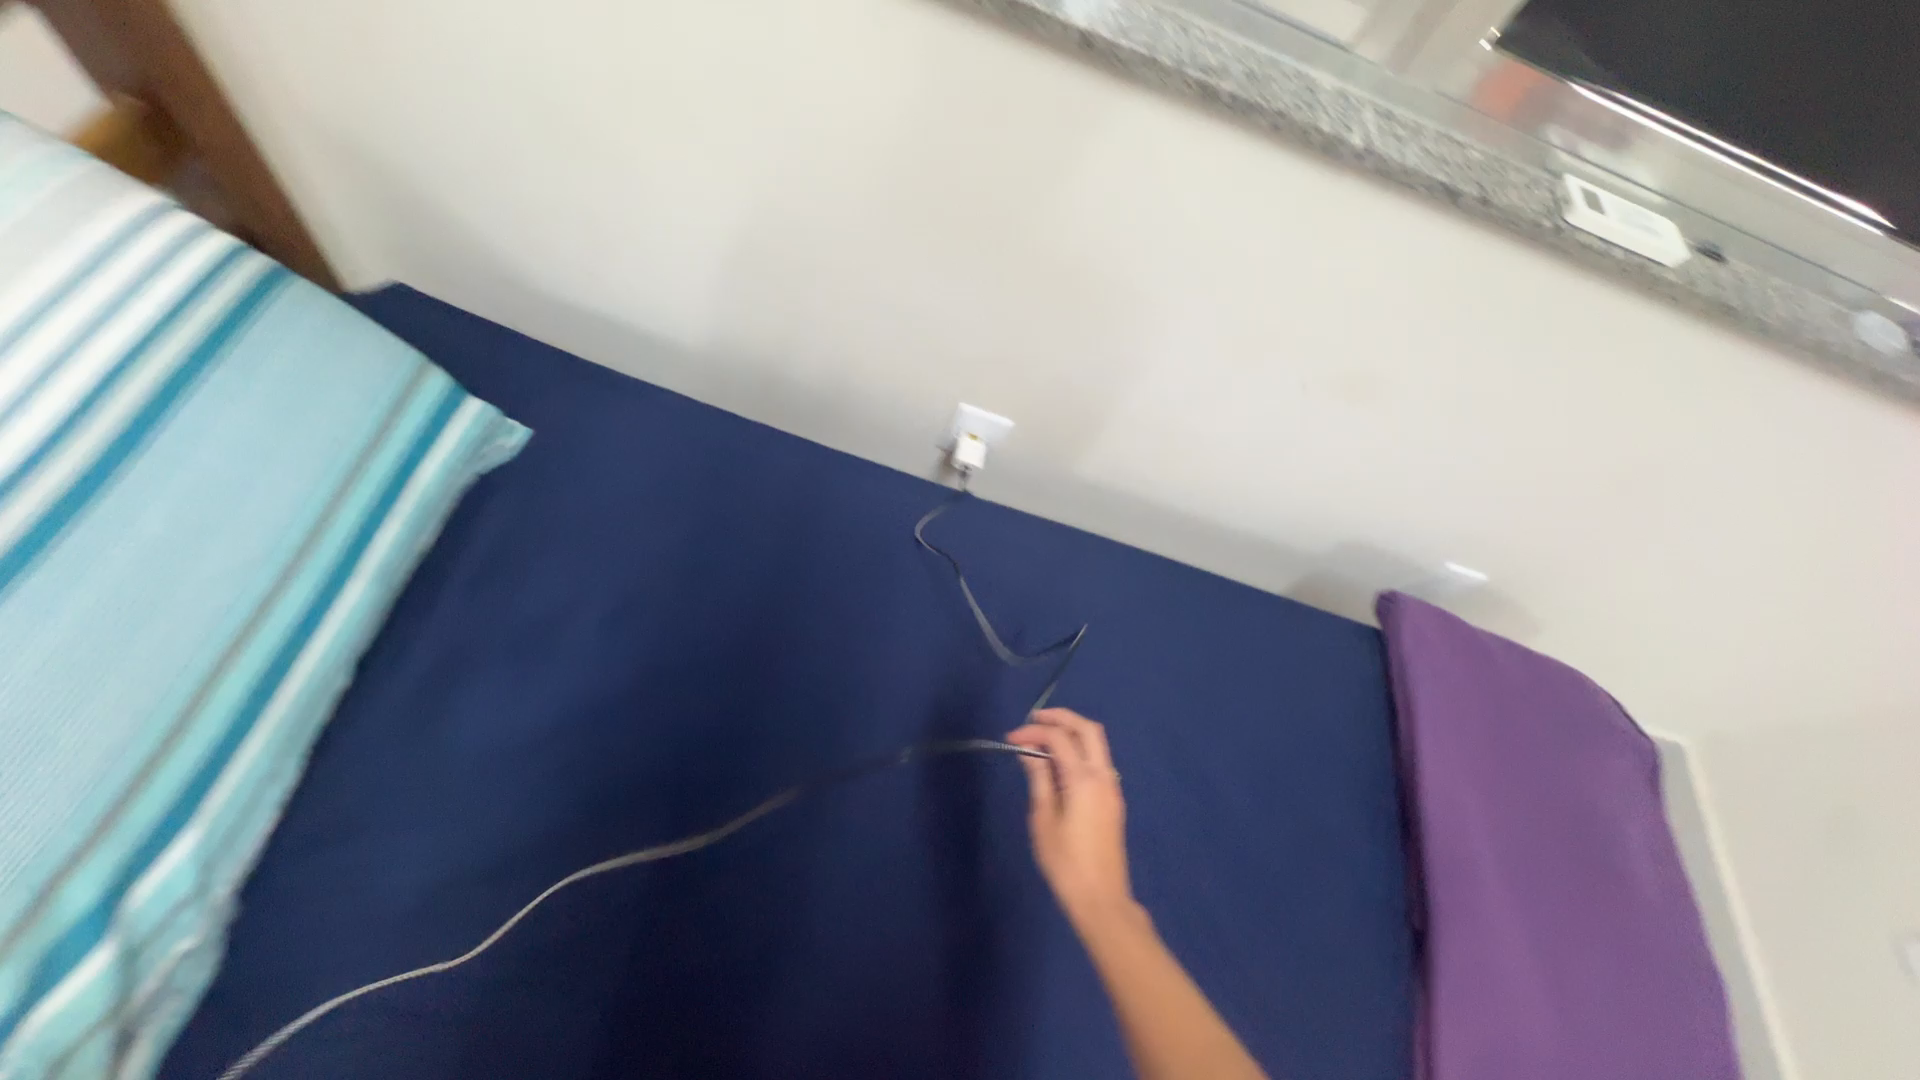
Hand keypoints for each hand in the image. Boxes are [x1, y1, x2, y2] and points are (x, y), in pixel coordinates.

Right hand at [1007, 708, 1133, 921]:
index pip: (1059, 738)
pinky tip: (1059, 764)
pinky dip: (1079, 751)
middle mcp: (1103, 776)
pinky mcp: (1113, 800)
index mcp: (1084, 779)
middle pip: (1088, 729)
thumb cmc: (1065, 862)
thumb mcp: (1043, 820)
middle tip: (1034, 720)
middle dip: (1061, 718)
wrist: (1101, 898)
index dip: (1033, 732)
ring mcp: (1112, 788)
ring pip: (1097, 743)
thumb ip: (1039, 780)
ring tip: (1043, 740)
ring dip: (1072, 733)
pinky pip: (1098, 761)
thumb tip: (1029, 753)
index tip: (1011, 739)